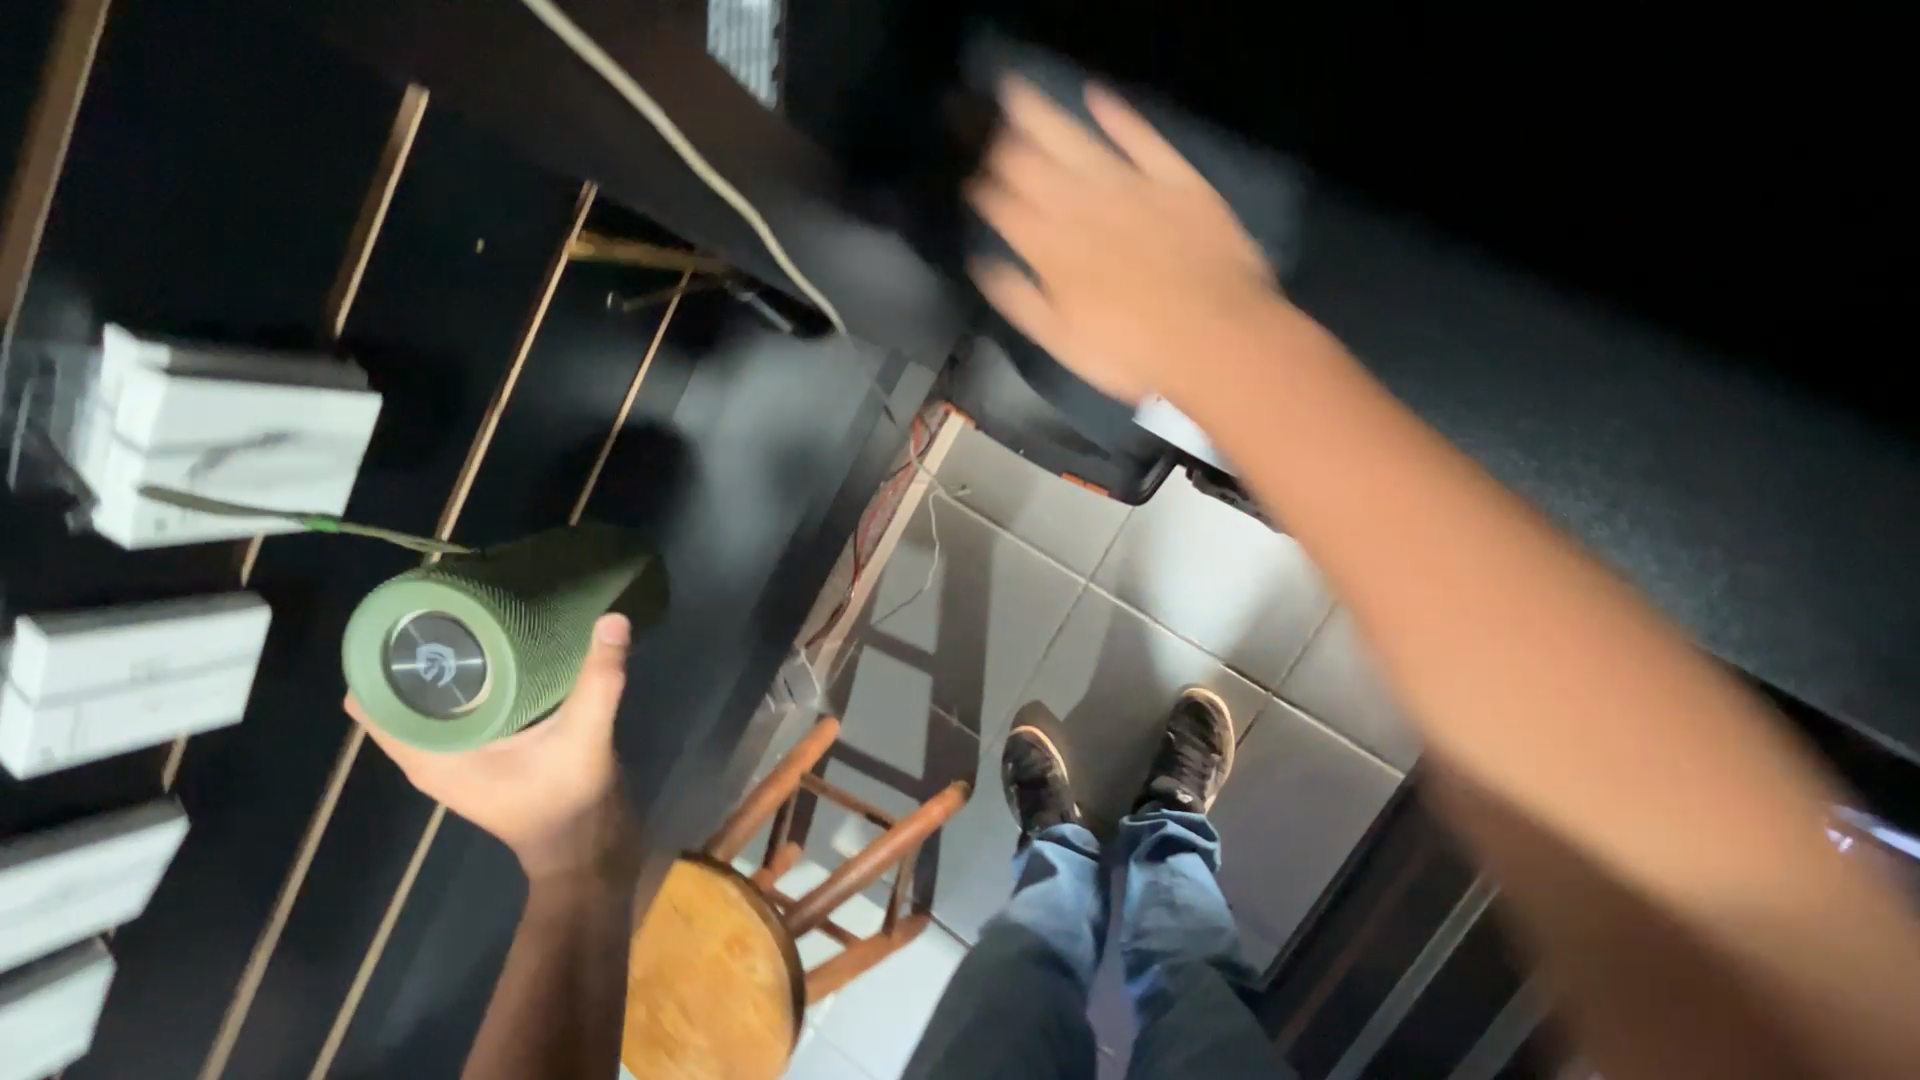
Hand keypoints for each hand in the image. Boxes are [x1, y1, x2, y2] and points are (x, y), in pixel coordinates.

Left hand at [345, 613, 639, 880]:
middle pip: (400, 692)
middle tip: (453, 603)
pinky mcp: (489, 751)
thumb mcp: (585, 738)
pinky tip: (505, 649)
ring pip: (432, 698)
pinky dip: (475, 678)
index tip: (411, 616)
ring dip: (449, 662)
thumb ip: (598, 679)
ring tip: (476, 616)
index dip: (381, 657)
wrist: (591, 852)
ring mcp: (461, 753)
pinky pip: (463, 705)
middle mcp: (434, 753)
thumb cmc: (570, 803)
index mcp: (431, 756)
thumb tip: (612, 617)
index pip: (370, 702)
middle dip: (420, 649)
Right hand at [968, 77, 1280, 403]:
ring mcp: (1129, 187)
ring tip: (1015, 89)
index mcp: (1049, 249)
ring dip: (1042, 114)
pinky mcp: (1174, 179)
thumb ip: (1020, 298)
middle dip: (1001, 141)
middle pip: (1030, 164)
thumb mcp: (1062, 339)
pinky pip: (1140, 138)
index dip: (983, 190)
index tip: (969, 178)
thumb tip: (983, 266)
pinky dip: (1117, 116)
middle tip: (982, 119)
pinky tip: (1096, 96)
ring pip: (1075, 141)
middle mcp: (1082, 207)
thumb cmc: (1131, 351)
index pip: (1004, 207)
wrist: (1214, 337)